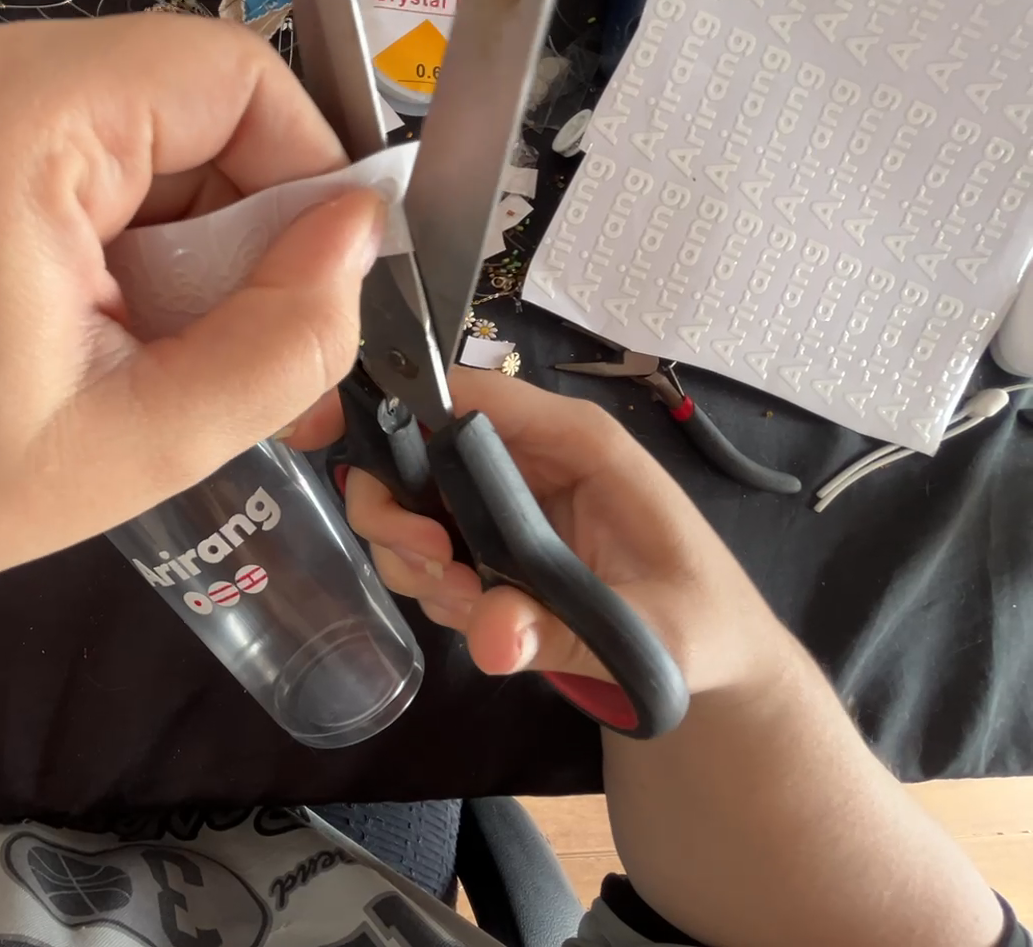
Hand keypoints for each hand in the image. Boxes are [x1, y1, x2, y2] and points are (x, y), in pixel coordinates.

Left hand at [0, 14, 379, 618]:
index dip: (302, 172)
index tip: (312, 279)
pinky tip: (94, 315)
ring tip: (157, 346)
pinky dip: (106, 221)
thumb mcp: (151, 442)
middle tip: (234, 343)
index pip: (230, 75)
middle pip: (175, 99)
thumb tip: (355, 233)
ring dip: (171, 233)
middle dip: (232, 220)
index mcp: (11, 127)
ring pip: (124, 124)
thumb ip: (288, 338)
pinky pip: (58, 142)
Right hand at [344, 367, 791, 694]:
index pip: (465, 391)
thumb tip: (488, 638)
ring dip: (407, 559)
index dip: (395, 404)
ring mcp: (487, 498)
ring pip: (397, 503)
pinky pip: (411, 547)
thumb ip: (571, 634)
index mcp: (570, 441)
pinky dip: (422, 584)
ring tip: (468, 604)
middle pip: (404, 449)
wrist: (705, 663)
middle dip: (392, 510)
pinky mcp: (472, 536)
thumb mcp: (661, 634)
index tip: (349, 452)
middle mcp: (517, 456)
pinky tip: (474, 613)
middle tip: (431, 564)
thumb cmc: (703, 624)